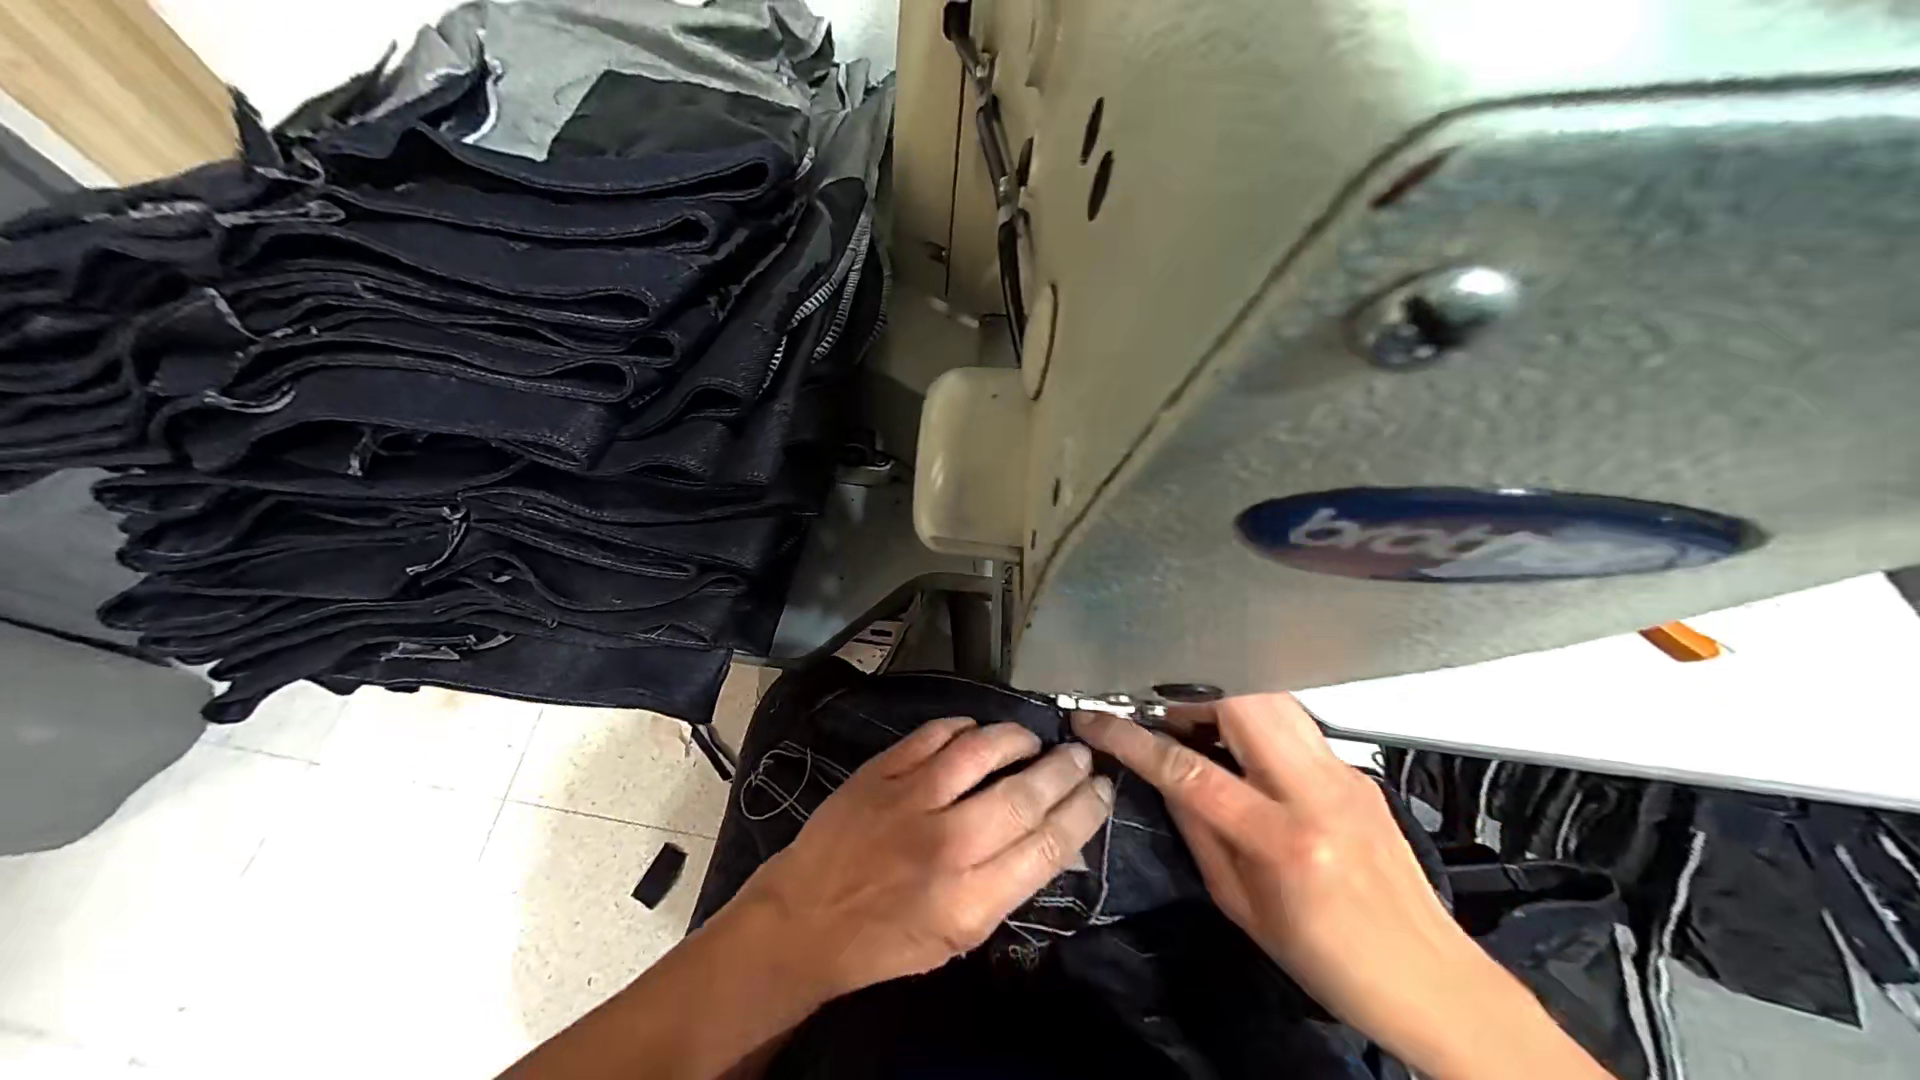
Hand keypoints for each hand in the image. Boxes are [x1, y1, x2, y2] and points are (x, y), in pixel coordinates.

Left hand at [724, 716, 1113, 997]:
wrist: (807, 919)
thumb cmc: (888, 938)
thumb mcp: (961, 935)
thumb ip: (1012, 884)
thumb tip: (1062, 838)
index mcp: (972, 899)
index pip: (1049, 843)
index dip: (1085, 810)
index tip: (1102, 788)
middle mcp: (947, 844)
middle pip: (1025, 793)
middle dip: (1064, 769)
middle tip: (1080, 754)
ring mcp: (910, 799)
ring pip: (982, 750)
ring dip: (1017, 738)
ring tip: (1033, 740)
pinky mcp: (882, 771)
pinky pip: (935, 733)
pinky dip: (964, 726)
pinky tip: (977, 732)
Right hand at [1073, 695, 1612, 1079]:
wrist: (1435, 981)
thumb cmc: (1329, 961)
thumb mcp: (1241, 905)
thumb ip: (1197, 831)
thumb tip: (1161, 775)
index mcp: (1282, 841)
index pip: (1189, 769)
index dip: (1131, 739)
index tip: (1095, 720)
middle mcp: (1317, 792)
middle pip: (1243, 701)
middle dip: (1186, 693)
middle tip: (1157, 714)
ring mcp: (1344, 773)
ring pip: (1271, 698)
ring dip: (1220, 698)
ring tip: (1192, 724)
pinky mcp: (1357, 770)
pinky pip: (1292, 722)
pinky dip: (1251, 718)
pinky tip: (1238, 747)